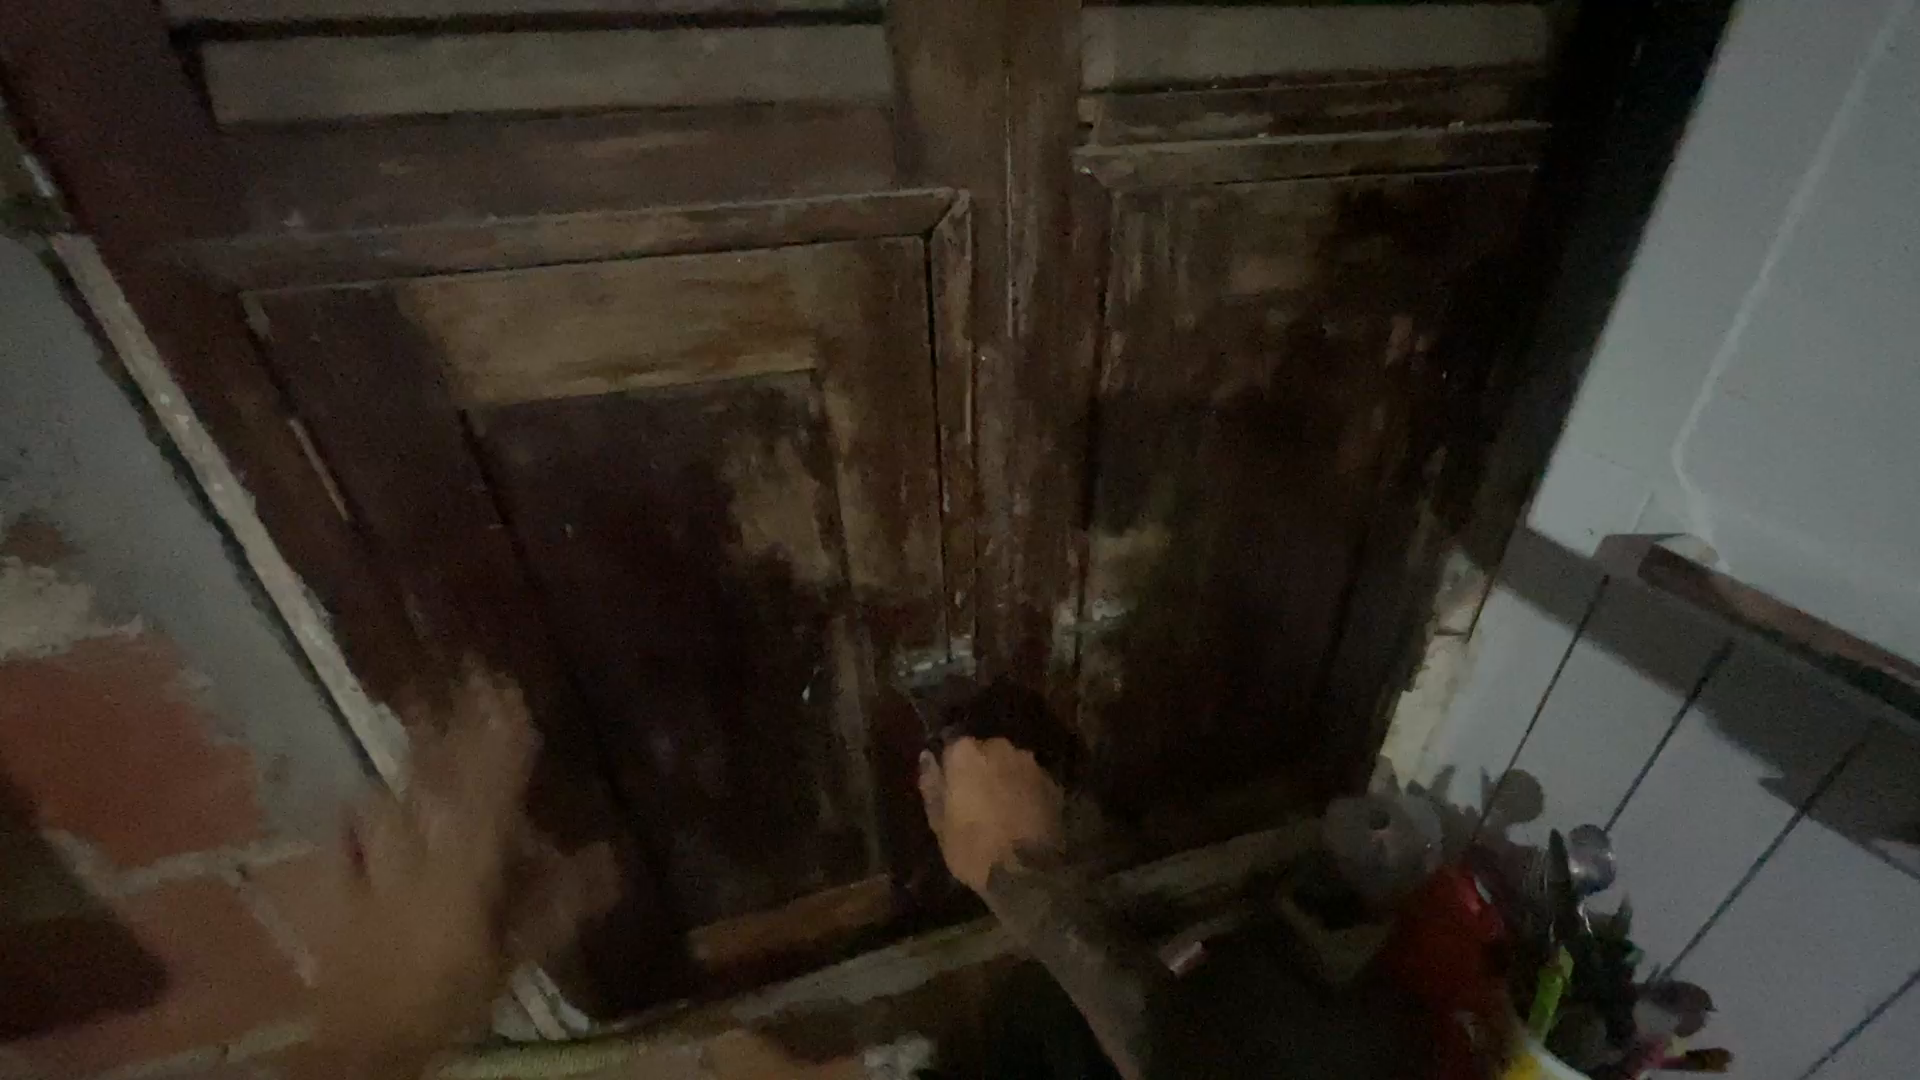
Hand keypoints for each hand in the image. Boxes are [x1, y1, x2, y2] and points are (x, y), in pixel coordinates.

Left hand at [308, 664, 613, 1076]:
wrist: (364, 1048)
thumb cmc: (453, 994)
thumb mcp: (518, 952)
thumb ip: (562, 902)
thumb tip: (612, 854)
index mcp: (465, 868)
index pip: (491, 788)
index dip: (503, 738)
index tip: (511, 691)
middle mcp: (417, 856)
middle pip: (440, 778)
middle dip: (459, 723)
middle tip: (471, 673)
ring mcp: (371, 869)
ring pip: (393, 795)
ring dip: (413, 751)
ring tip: (424, 703)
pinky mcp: (335, 888)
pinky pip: (342, 836)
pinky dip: (354, 806)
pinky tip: (360, 785)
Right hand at [918, 736, 1063, 893]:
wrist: (1025, 872)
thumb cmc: (972, 848)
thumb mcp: (940, 823)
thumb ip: (932, 785)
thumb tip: (927, 757)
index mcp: (965, 753)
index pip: (952, 749)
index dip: (952, 771)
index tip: (954, 791)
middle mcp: (999, 746)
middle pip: (985, 752)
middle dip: (981, 770)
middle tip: (979, 802)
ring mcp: (1029, 762)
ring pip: (1011, 764)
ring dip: (1006, 779)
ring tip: (1004, 810)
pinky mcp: (1052, 781)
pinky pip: (1032, 780)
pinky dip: (1027, 791)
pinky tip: (1024, 816)